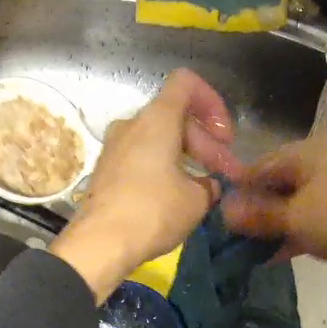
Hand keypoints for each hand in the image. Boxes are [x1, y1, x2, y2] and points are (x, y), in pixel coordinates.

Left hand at [50, 69, 243, 301]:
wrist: (101, 243)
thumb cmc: (153, 212)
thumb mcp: (195, 201)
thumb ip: (209, 186)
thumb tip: (210, 185)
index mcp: (157, 118)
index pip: (186, 83)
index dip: (212, 103)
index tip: (225, 138)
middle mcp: (132, 124)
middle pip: (176, 118)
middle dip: (205, 144)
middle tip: (224, 177)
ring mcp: (114, 147)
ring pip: (158, 140)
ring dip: (184, 159)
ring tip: (201, 190)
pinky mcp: (106, 171)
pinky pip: (141, 159)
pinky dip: (162, 171)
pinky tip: (173, 199)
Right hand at [221, 140, 326, 303]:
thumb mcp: (295, 217)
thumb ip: (259, 216)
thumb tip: (223, 212)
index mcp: (305, 153)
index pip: (258, 167)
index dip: (238, 192)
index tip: (217, 218)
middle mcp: (317, 165)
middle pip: (273, 187)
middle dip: (253, 212)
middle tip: (229, 240)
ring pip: (289, 207)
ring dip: (270, 229)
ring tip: (246, 252)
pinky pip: (305, 223)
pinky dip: (289, 237)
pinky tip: (271, 258)